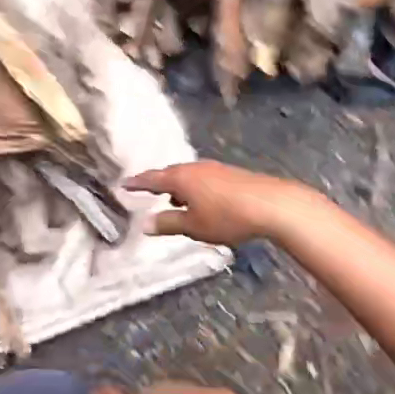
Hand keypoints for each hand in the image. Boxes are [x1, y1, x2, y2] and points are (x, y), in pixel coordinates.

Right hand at [123, 161, 322, 247]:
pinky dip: (193, 188)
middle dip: (158, 182)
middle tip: (145, 190)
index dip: (137, 183)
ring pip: (187, 175)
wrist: (271, 204)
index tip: (123, 184)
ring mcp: (214, 169)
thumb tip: (144, 223)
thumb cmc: (226, 216)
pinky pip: (201, 178)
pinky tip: (199, 201)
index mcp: (180, 178)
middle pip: (170, 173)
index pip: (152, 178)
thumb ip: (167, 223)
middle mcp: (194, 168)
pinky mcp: (229, 175)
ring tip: (172, 200)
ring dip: (177, 186)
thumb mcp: (193, 225)